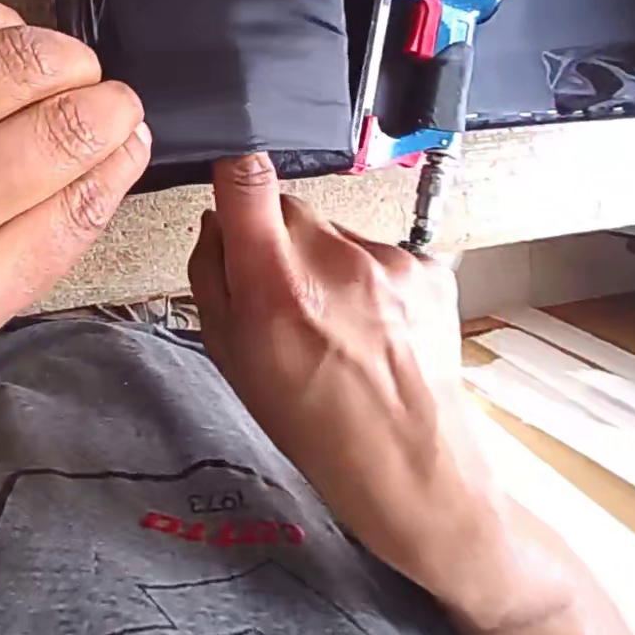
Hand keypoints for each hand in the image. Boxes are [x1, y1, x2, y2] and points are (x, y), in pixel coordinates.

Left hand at [0, 0, 150, 356]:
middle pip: (47, 110)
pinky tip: (2, 61)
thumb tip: (129, 141)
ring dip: (62, 55)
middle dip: (101, 96)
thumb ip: (70, 225)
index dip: (118, 143)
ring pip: (11, 50)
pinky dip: (8, 26)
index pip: (69, 189)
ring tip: (59, 79)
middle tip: (103, 101)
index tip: (127, 128)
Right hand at [189, 155, 634, 634]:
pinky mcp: (425, 265)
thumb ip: (210, 276)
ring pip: (329, 226)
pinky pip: (371, 247)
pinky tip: (367, 319)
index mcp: (276, 285)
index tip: (230, 180)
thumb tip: (216, 221)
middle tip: (280, 286)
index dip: (233, 168)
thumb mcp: (230, 355)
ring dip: (318, 254)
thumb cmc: (309, 420)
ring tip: (331, 314)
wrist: (412, 465)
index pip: (249, 181)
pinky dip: (360, 271)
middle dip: (272, 233)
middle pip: (286, 205)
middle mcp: (334, 260)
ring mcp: (387, 260)